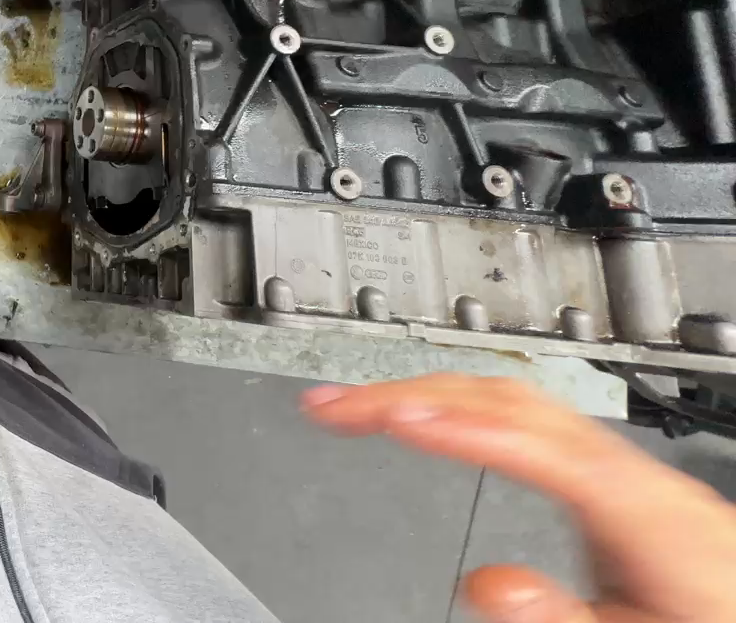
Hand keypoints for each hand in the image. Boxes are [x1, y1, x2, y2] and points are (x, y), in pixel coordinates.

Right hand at [302, 373, 735, 622]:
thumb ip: (564, 618)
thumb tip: (488, 582)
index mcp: (663, 525)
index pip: (544, 449)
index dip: (458, 426)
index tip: (384, 419)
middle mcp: (642, 481)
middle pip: (508, 405)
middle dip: (406, 396)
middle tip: (327, 407)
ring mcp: (622, 468)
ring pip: (503, 397)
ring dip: (415, 391)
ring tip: (345, 402)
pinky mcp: (600, 470)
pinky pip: (511, 411)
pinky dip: (444, 401)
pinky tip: (408, 409)